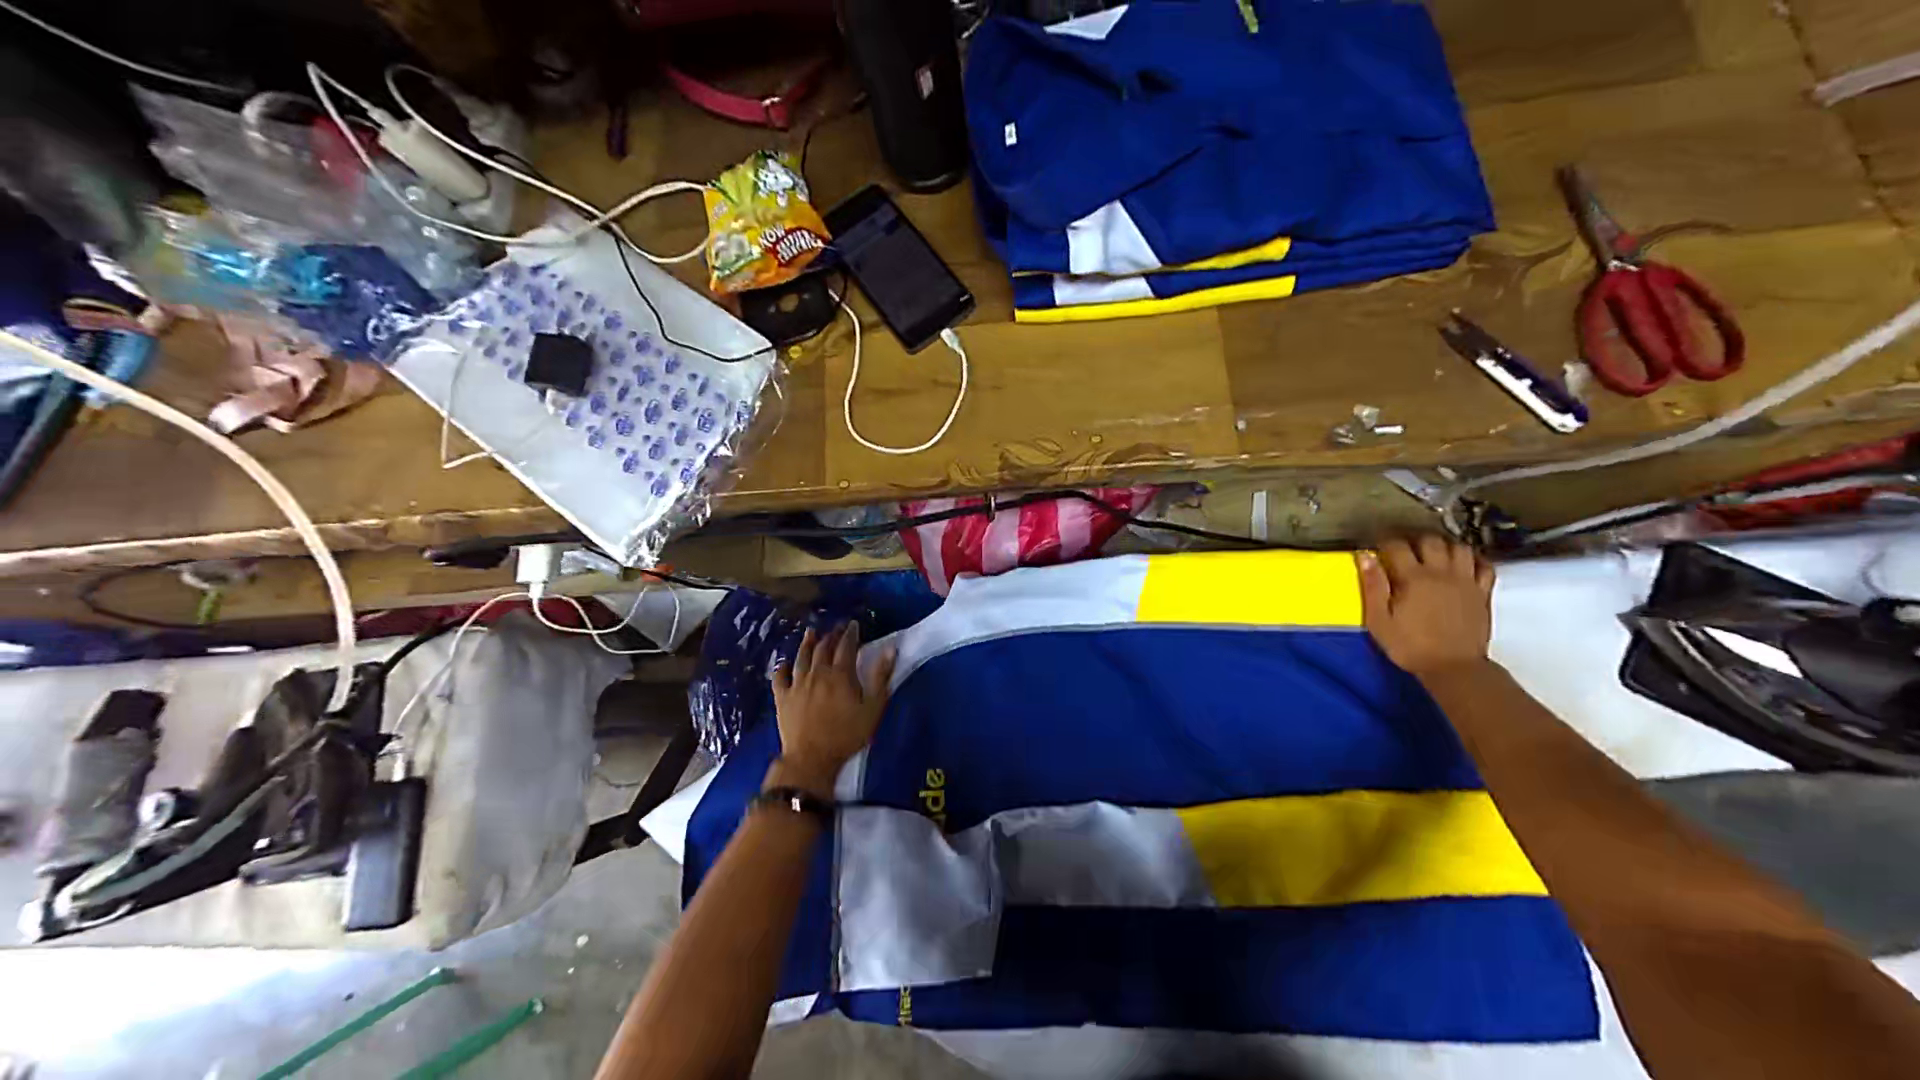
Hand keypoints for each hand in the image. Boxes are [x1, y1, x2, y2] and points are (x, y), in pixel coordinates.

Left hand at [767, 623, 896, 798]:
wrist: (812, 758)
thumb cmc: (847, 735)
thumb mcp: (873, 708)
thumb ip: (881, 677)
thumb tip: (890, 649)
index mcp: (841, 674)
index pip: (846, 647)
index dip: (850, 634)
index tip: (853, 625)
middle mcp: (817, 673)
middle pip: (823, 648)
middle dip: (831, 635)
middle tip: (836, 628)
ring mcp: (797, 684)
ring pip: (802, 657)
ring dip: (807, 643)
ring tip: (810, 633)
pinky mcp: (782, 698)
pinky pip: (779, 677)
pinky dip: (782, 667)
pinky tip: (784, 663)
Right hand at [1356, 535, 1494, 677]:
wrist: (1453, 668)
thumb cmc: (1409, 645)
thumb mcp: (1379, 620)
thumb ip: (1372, 586)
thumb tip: (1365, 557)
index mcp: (1413, 578)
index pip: (1397, 546)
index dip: (1385, 541)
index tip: (1378, 545)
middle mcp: (1441, 573)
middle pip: (1431, 541)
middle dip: (1415, 539)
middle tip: (1405, 548)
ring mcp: (1466, 581)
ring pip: (1459, 548)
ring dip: (1444, 545)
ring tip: (1434, 552)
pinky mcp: (1483, 592)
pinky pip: (1485, 565)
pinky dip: (1474, 559)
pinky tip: (1464, 563)